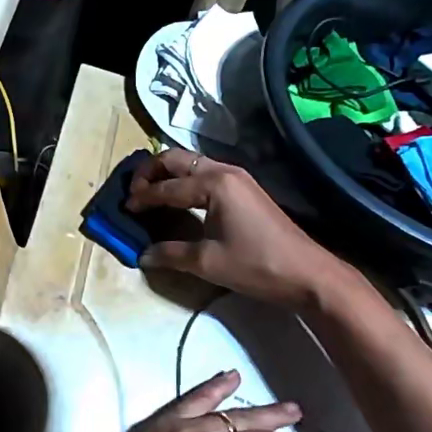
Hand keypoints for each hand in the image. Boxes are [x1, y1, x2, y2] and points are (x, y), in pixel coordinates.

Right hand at [128, 149, 359, 310]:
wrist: (306, 272)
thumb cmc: (256, 265)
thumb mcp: (208, 262)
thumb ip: (172, 254)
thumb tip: (143, 254)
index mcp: (215, 183)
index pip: (168, 186)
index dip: (143, 197)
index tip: (124, 208)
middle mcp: (225, 171)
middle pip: (179, 159)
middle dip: (152, 171)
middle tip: (134, 191)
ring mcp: (239, 178)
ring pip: (194, 164)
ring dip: (170, 174)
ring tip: (151, 193)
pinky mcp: (246, 190)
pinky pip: (207, 174)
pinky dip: (187, 181)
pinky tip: (179, 199)